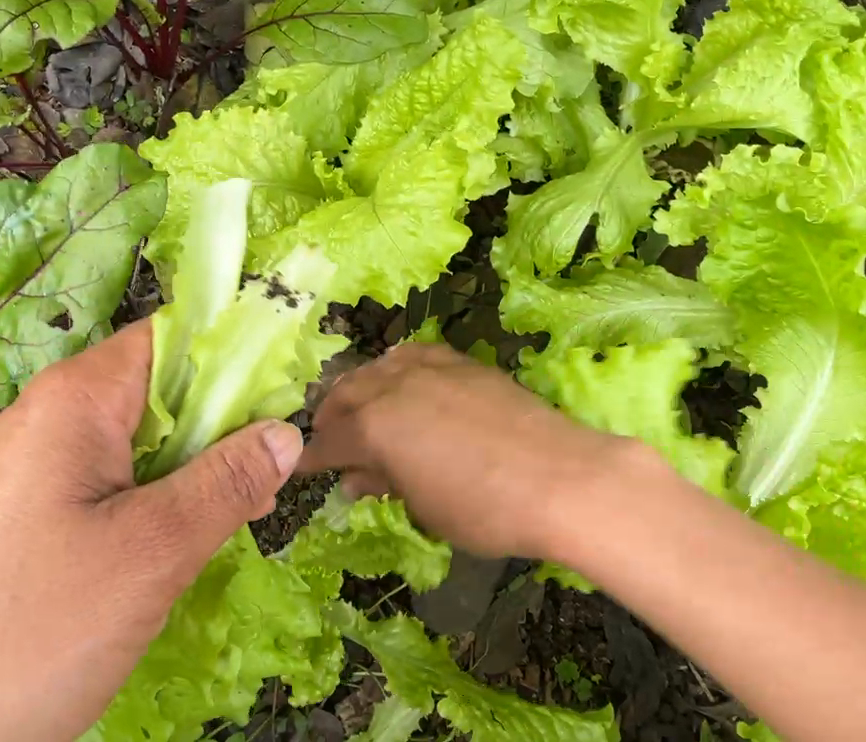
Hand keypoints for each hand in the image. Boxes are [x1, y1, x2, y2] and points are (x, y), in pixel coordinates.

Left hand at [0, 323, 304, 741]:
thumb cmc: (29, 630)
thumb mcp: (151, 552)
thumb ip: (227, 483)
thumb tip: (285, 430)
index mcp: (76, 397)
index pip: (172, 336)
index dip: (235, 354)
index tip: (288, 398)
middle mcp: (50, 417)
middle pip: (158, 390)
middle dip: (220, 426)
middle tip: (267, 481)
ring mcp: (32, 470)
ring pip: (138, 445)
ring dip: (191, 473)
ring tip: (232, 521)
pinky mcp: (25, 520)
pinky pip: (108, 488)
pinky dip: (152, 507)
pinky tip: (174, 551)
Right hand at [299, 343, 642, 562]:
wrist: (560, 476)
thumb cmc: (485, 509)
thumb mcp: (425, 508)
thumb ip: (385, 484)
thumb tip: (356, 479)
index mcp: (374, 427)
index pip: (330, 441)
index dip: (315, 457)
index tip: (305, 467)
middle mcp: (391, 387)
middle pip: (347, 394)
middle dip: (331, 417)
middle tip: (330, 440)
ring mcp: (427, 368)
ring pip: (376, 368)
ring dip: (360, 388)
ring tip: (361, 408)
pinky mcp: (460, 361)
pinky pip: (412, 356)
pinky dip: (395, 369)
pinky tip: (402, 382)